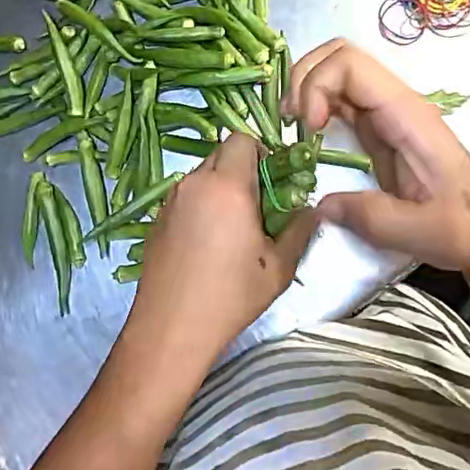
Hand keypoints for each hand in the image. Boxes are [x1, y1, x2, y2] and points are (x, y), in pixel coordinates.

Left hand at [128, 134, 320, 363]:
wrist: (170, 330)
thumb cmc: (230, 297)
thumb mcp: (279, 267)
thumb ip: (300, 229)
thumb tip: (312, 209)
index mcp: (227, 187)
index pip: (243, 140)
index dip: (263, 153)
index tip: (275, 182)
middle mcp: (194, 184)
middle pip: (222, 153)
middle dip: (244, 169)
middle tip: (260, 205)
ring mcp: (170, 201)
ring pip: (202, 175)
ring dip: (222, 187)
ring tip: (235, 227)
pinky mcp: (157, 220)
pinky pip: (186, 196)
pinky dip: (202, 204)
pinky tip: (209, 242)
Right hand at [285, 39, 469, 270]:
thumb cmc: (463, 227)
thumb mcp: (422, 231)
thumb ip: (373, 217)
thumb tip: (322, 205)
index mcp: (408, 115)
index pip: (352, 65)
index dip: (318, 84)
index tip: (308, 127)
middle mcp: (395, 104)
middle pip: (341, 57)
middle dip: (305, 79)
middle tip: (290, 121)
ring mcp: (386, 114)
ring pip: (338, 73)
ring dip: (306, 89)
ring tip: (292, 126)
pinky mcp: (378, 130)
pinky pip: (341, 99)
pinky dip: (316, 105)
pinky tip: (306, 133)